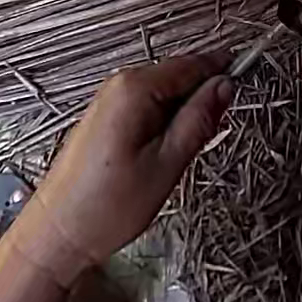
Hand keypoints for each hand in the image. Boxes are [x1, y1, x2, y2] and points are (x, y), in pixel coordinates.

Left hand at [1, 53, 232, 286]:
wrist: (53, 238)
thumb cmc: (109, 206)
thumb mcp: (167, 164)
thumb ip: (199, 119)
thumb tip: (226, 84)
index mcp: (136, 87)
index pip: (192, 64)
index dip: (223, 71)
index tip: (248, 81)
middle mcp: (121, 82)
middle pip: (179, 76)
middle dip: (202, 99)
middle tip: (214, 135)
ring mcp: (110, 98)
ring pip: (166, 92)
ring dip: (184, 113)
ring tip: (185, 152)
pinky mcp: (106, 115)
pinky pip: (148, 105)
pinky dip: (165, 121)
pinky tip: (164, 152)